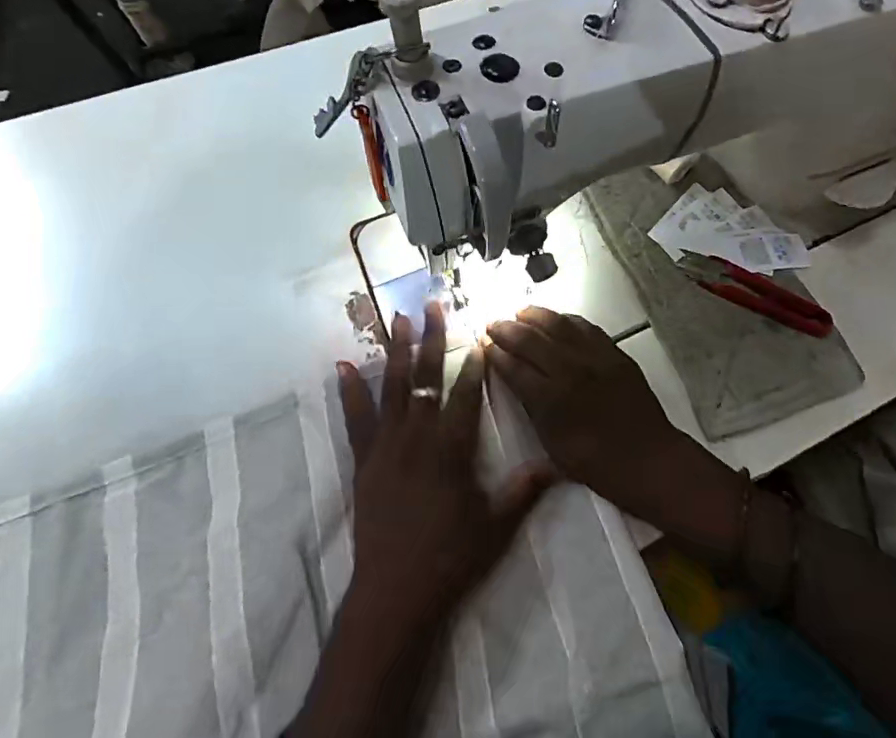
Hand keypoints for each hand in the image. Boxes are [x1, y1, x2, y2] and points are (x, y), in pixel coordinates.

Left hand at [337, 301, 554, 636]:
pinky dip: (349, 390)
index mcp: (451, 451)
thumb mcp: (496, 528)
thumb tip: (553, 464)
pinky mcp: (363, 459)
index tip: (479, 337)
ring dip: (397, 351)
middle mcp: (417, 437)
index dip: (474, 366)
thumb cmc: (451, 558)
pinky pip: (355, 417)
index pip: (465, 397)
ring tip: (398, 318)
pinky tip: (342, 365)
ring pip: (393, 388)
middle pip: (427, 379)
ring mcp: (386, 445)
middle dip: (433, 340)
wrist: (396, 589)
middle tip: (435, 305)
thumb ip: (522, 492)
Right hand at [484, 307, 735, 525]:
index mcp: (550, 399)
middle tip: (491, 325)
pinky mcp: (614, 353)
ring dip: (533, 316)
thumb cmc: (597, 464)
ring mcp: (594, 358)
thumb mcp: (553, 444)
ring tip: (518, 313)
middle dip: (505, 329)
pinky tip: (555, 319)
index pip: (513, 366)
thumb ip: (532, 408)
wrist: (650, 461)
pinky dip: (565, 319)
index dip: (494, 354)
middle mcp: (569, 371)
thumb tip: (514, 380)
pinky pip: (584, 326)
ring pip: (557, 324)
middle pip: (529, 339)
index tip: (482, 345)